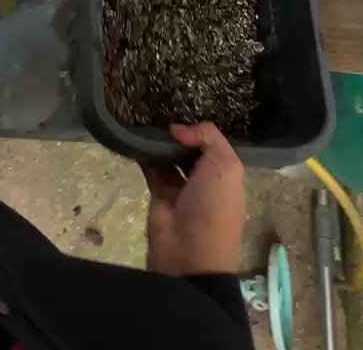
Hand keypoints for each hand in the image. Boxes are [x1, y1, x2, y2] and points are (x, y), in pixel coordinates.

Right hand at [141, 122, 246, 276]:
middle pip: (191, 149)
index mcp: (227, 176)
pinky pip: (152, 167)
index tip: (184, 110)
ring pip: (170, 156)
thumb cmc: (214, 208)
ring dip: (161, 141)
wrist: (189, 254)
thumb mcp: (226, 167)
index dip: (201, 129)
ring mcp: (182, 188)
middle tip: (161, 109)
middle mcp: (206, 180)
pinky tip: (136, 135)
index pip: (215, 145)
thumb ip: (209, 138)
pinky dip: (144, 153)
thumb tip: (178, 129)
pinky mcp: (159, 193)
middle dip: (179, 132)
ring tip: (147, 118)